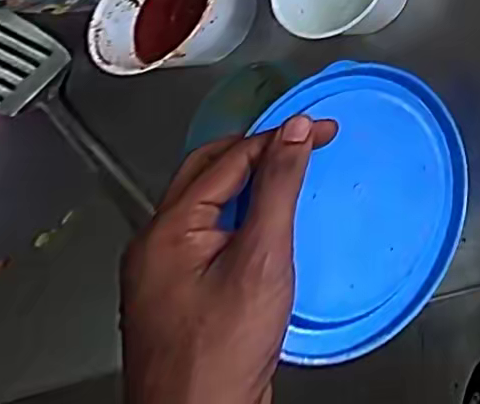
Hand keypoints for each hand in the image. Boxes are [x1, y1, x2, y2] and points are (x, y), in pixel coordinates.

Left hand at [120, 116, 338, 403]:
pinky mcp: (180, 290)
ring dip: (251, 177)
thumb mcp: (263, 256)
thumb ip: (278, 185)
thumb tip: (296, 130)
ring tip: (292, 171)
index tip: (323, 130)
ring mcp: (164, 270)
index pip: (231, 158)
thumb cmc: (225, 350)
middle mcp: (156, 245)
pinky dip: (244, 208)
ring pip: (210, 197)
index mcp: (167, 231)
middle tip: (305, 142)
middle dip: (260, 147)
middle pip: (210, 169)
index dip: (281, 137)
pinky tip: (270, 218)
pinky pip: (212, 227)